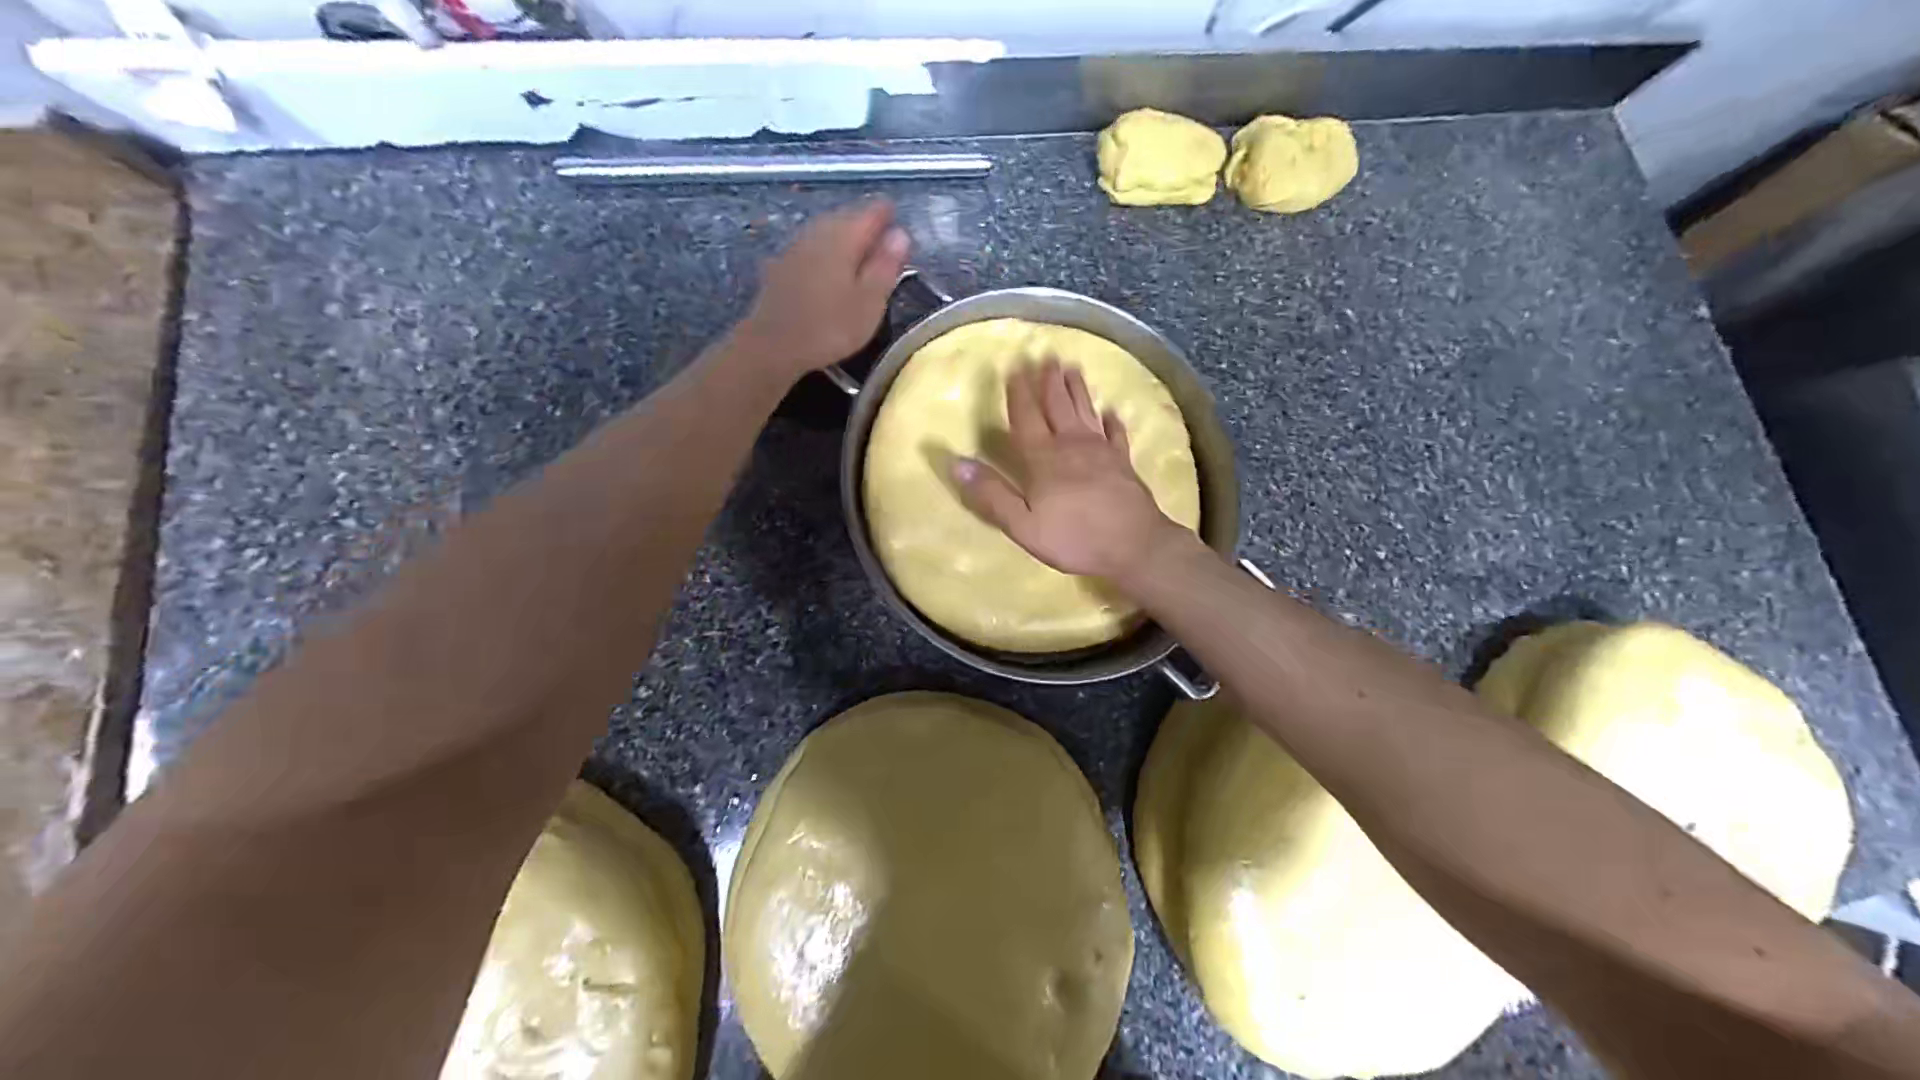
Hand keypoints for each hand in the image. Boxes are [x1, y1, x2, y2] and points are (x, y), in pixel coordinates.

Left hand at [736, 200, 910, 380]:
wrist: (772, 345)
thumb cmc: (829, 327)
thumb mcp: (869, 302)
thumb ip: (885, 266)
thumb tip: (901, 234)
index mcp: (843, 238)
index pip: (871, 213)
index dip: (887, 215)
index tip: (899, 221)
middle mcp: (817, 233)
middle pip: (845, 217)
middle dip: (864, 223)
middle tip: (882, 235)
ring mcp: (795, 247)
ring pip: (824, 231)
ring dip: (842, 235)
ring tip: (857, 249)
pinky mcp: (780, 266)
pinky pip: (809, 248)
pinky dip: (823, 251)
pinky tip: (826, 265)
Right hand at [952, 358, 1182, 582]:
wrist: (1134, 546)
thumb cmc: (1074, 538)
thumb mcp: (1022, 524)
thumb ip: (991, 494)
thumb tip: (957, 463)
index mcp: (1043, 459)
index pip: (1026, 417)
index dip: (1018, 393)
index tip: (1014, 367)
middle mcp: (1071, 445)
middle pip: (1057, 406)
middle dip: (1049, 380)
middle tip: (1045, 354)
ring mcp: (1101, 451)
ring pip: (1086, 412)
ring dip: (1077, 390)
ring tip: (1072, 368)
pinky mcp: (1124, 463)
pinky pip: (1116, 435)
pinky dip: (1113, 420)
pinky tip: (1112, 411)